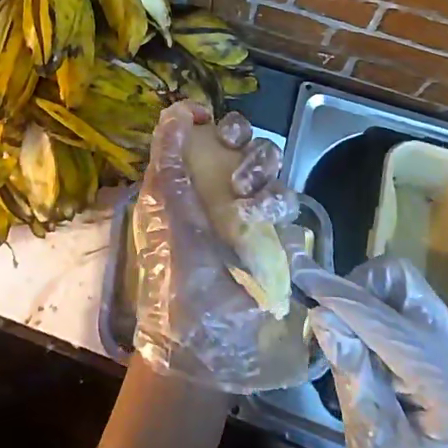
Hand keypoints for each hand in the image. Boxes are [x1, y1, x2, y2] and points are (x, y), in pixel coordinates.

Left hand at [131, 102, 307, 392]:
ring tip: (244, 200)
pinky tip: (259, 220)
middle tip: (233, 166)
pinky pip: (286, 197)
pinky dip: (274, 202)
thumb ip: (169, 158)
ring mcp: (250, 207)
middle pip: (244, 139)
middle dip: (243, 142)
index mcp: (187, 178)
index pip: (205, 132)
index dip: (209, 118)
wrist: (206, 336)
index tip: (209, 120)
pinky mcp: (277, 229)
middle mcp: (219, 186)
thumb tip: (181, 111)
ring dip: (259, 171)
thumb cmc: (173, 271)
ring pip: (270, 163)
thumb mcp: (161, 209)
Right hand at [300, 255, 447, 447]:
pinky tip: (366, 347)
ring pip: (405, 287)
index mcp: (445, 376)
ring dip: (367, 297)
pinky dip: (380, 312)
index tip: (298, 274)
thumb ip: (353, 379)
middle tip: (325, 318)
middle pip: (400, 280)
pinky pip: (411, 307)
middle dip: (355, 287)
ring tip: (344, 335)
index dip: (335, 293)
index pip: (380, 316)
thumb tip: (321, 317)